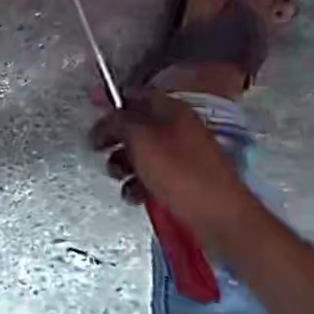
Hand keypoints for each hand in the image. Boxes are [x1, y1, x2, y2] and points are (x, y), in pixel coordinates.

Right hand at [89, 93, 259, 243]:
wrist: (222, 218)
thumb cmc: (179, 172)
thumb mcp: (139, 138)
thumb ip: (118, 120)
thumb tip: (109, 114)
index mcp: (173, 112)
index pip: (135, 95)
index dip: (111, 98)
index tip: (92, 104)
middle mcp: (180, 130)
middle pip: (134, 125)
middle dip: (113, 137)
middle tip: (97, 146)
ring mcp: (184, 156)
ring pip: (140, 152)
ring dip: (121, 163)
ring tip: (117, 175)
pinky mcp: (185, 181)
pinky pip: (152, 174)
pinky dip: (137, 183)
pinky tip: (133, 194)